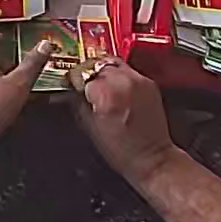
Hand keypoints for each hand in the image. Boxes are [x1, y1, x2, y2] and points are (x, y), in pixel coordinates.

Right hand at [69, 57, 182, 185]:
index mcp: (106, 95)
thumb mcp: (89, 126)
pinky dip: (119, 77)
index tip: (72, 84)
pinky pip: (128, 71)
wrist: (151, 157)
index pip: (82, 72)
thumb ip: (77, 102)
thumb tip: (68, 89)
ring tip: (101, 87)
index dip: (75, 79)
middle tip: (85, 85)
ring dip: (104, 73)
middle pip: (97, 64)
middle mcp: (124, 83)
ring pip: (113, 64)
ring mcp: (139, 81)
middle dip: (89, 73)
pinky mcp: (149, 83)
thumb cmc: (121, 150)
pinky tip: (117, 92)